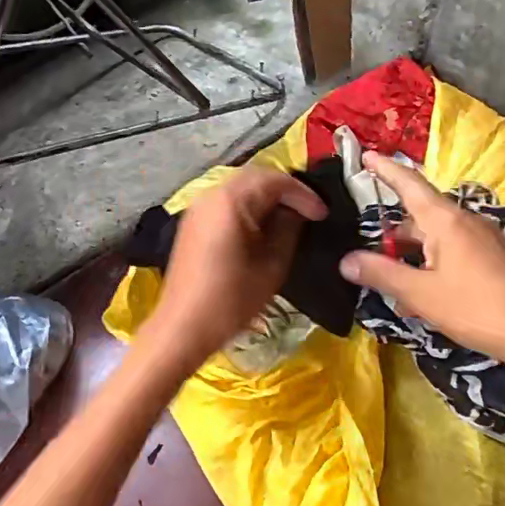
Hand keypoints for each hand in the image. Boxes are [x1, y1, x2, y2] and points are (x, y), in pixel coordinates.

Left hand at [143, 166, 327, 366]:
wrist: (182, 329)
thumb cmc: (230, 302)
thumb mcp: (271, 267)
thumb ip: (288, 231)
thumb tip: (297, 213)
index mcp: (231, 201)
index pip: (276, 180)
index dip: (304, 194)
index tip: (322, 214)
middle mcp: (211, 195)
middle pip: (256, 176)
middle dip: (285, 190)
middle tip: (309, 212)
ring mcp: (198, 208)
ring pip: (240, 187)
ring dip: (267, 197)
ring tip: (290, 219)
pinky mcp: (193, 223)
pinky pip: (226, 202)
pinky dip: (249, 206)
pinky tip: (263, 228)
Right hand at [339, 152, 504, 369]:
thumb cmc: (477, 308)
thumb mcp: (421, 294)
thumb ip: (382, 274)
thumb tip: (346, 260)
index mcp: (446, 220)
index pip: (409, 184)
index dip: (386, 170)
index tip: (366, 156)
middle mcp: (467, 221)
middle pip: (422, 216)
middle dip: (394, 232)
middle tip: (369, 249)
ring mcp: (486, 240)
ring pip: (438, 239)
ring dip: (414, 256)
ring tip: (395, 283)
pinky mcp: (497, 260)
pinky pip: (456, 253)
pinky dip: (434, 266)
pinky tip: (428, 296)